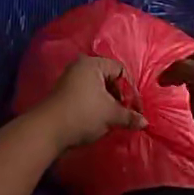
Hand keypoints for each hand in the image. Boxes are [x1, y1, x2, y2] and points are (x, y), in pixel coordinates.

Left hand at [32, 56, 146, 149]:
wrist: (48, 130)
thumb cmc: (83, 114)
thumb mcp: (110, 115)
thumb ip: (129, 116)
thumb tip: (145, 122)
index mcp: (92, 64)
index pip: (120, 70)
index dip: (130, 89)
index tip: (135, 108)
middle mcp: (80, 66)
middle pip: (109, 78)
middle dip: (120, 96)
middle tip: (125, 113)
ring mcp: (71, 79)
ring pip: (98, 87)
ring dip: (108, 102)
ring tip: (114, 119)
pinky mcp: (65, 93)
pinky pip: (87, 94)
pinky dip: (96, 104)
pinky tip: (100, 119)